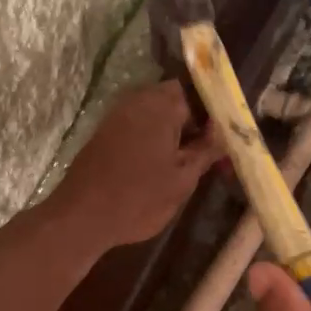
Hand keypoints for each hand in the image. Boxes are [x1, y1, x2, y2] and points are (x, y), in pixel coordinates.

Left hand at [52, 80, 219, 248]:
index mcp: (161, 104)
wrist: (82, 217)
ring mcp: (118, 115)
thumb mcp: (183, 178)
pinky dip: (155, 140)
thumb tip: (225, 133)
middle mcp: (138, 100)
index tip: (228, 140)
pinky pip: (140, 126)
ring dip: (176, 134)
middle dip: (196, 124)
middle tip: (212, 156)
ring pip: (158, 115)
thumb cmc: (139, 198)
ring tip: (190, 165)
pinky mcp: (106, 132)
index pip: (200, 93)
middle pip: (177, 101)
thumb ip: (207, 150)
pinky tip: (163, 166)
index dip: (217, 115)